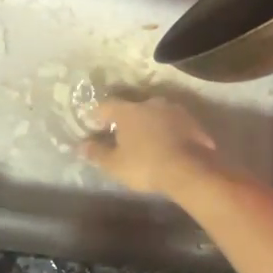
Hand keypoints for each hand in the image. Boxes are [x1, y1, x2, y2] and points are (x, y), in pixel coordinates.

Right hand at [81, 97, 220, 196]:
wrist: (191, 170)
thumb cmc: (146, 165)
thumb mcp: (115, 164)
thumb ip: (97, 153)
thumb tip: (80, 145)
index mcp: (128, 110)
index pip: (107, 105)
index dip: (99, 115)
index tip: (95, 125)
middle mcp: (151, 103)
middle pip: (133, 108)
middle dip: (127, 120)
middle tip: (123, 136)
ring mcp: (174, 110)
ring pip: (156, 114)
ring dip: (150, 124)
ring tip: (147, 142)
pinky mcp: (192, 122)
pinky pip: (174, 124)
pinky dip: (169, 132)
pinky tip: (169, 146)